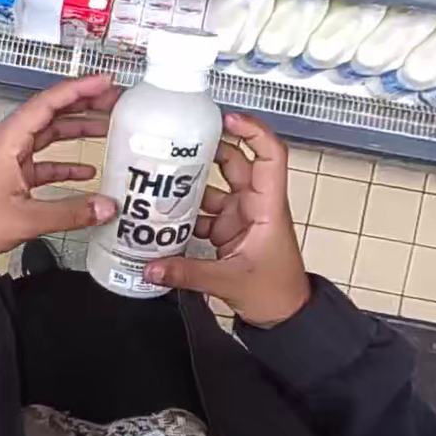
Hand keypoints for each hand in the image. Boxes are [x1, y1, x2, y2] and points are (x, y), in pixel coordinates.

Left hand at [0, 74, 120, 267]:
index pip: (47, 103)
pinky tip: (87, 170)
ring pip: (49, 135)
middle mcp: (8, 142)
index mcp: (7, 140)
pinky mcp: (12, 174)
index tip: (103, 82)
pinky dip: (66, 162)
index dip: (78, 90)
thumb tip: (105, 207)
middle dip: (83, 105)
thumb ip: (72, 212)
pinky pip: (44, 160)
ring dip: (77, 130)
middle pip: (51, 113)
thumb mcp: (28, 219)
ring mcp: (9, 157)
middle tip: (113, 100)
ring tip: (107, 127)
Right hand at [144, 113, 309, 326]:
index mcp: (267, 207)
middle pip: (234, 164)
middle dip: (207, 150)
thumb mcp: (230, 281)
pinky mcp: (228, 232)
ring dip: (190, 184)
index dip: (252, 131)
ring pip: (214, 188)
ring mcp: (240, 217)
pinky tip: (163, 214)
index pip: (269, 155)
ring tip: (159, 178)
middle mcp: (254, 205)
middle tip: (177, 142)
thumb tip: (151, 267)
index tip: (227, 119)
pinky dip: (185, 212)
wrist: (284, 316)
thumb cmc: (276, 293)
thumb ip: (186, 273)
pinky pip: (204, 213)